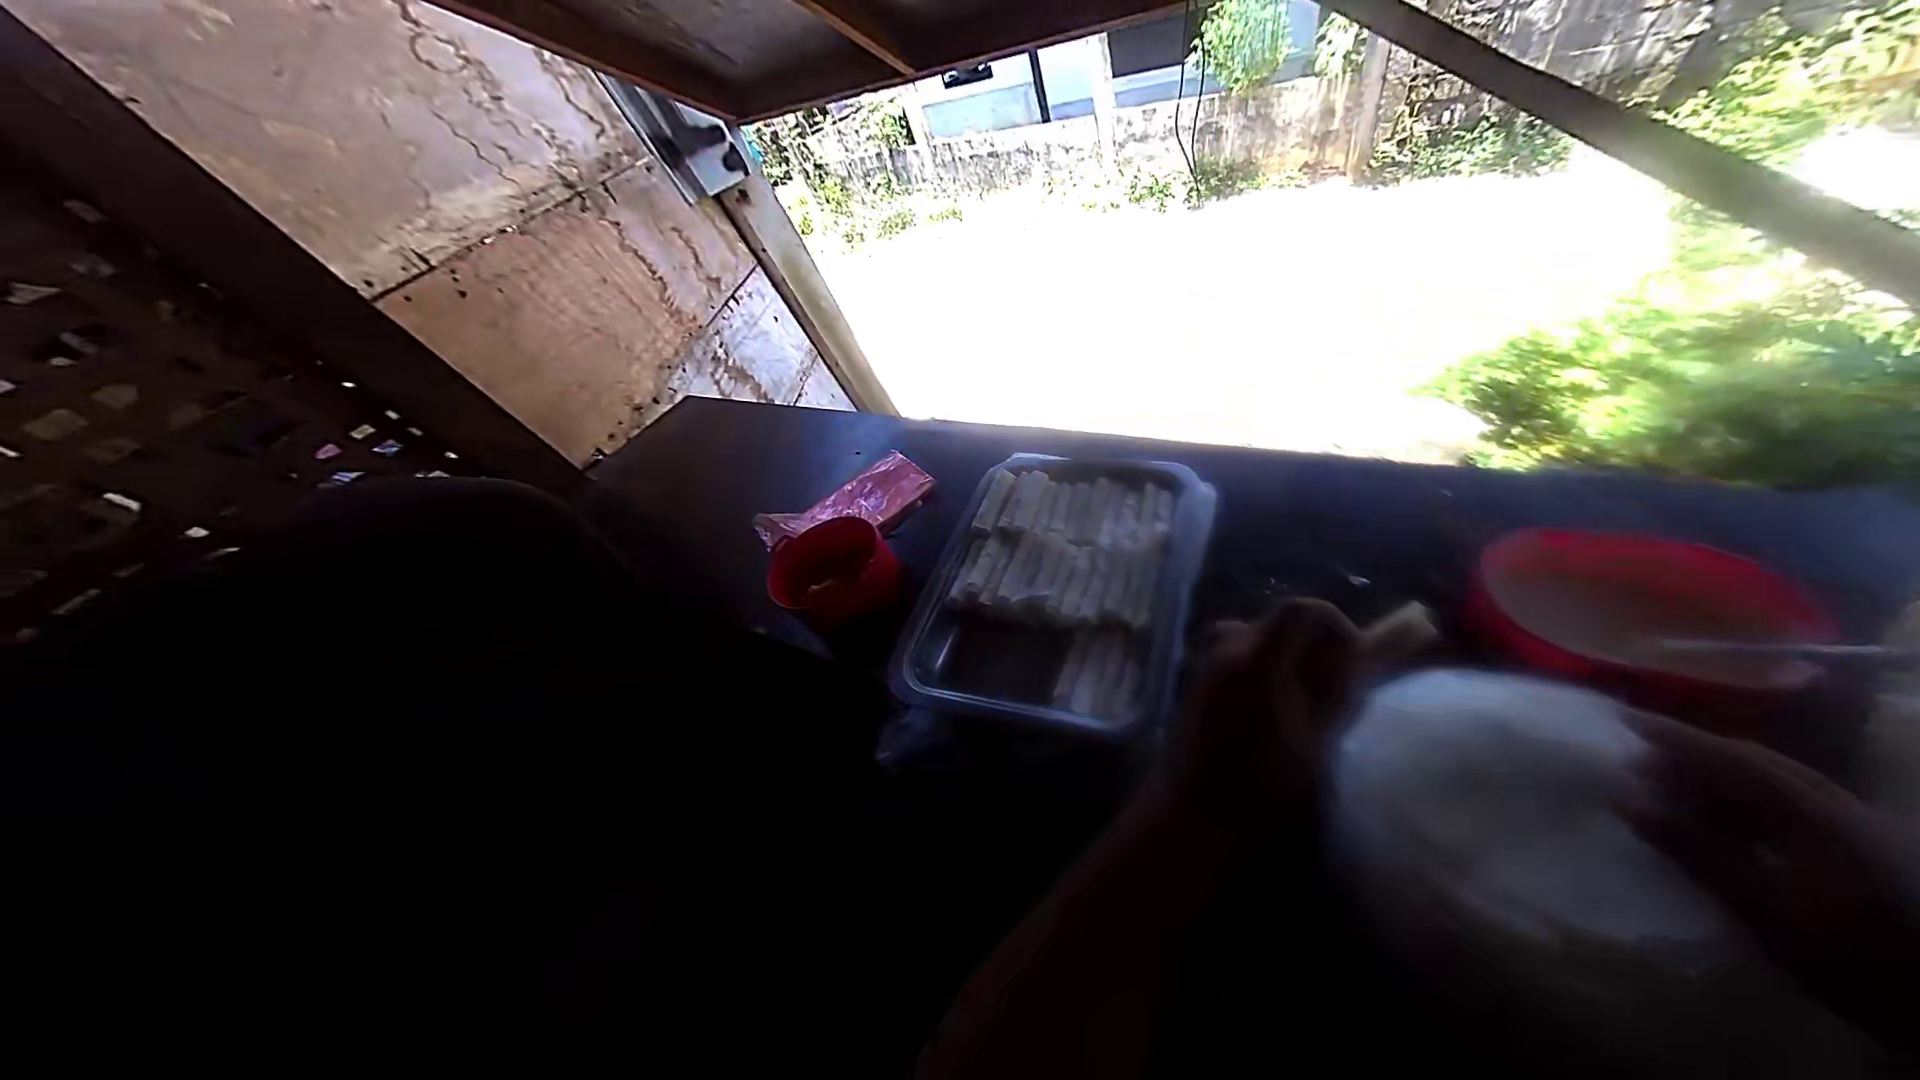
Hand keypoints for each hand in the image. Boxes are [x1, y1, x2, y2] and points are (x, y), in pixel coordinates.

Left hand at [1167, 599, 1359, 840]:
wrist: (1194, 809)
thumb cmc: (1260, 786)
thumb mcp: (1315, 743)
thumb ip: (1333, 695)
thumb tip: (1352, 662)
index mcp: (1258, 660)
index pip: (1300, 610)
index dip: (1334, 624)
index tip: (1350, 658)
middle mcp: (1225, 651)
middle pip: (1276, 621)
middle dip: (1310, 644)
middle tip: (1330, 684)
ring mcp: (1204, 664)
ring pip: (1253, 635)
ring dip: (1283, 654)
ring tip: (1302, 697)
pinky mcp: (1194, 681)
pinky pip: (1232, 655)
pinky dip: (1258, 665)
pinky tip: (1271, 706)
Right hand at [1624, 711, 1919, 1054]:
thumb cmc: (1858, 967)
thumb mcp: (1768, 915)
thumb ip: (1696, 853)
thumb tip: (1625, 801)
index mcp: (1829, 822)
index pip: (1741, 761)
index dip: (1680, 737)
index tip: (1625, 720)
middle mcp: (1853, 814)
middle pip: (1761, 768)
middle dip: (1694, 761)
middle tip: (1635, 769)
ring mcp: (1868, 833)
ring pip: (1777, 788)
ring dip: (1717, 787)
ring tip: (1665, 798)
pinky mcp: (1872, 852)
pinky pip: (1794, 810)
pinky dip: (1745, 808)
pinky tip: (1715, 826)